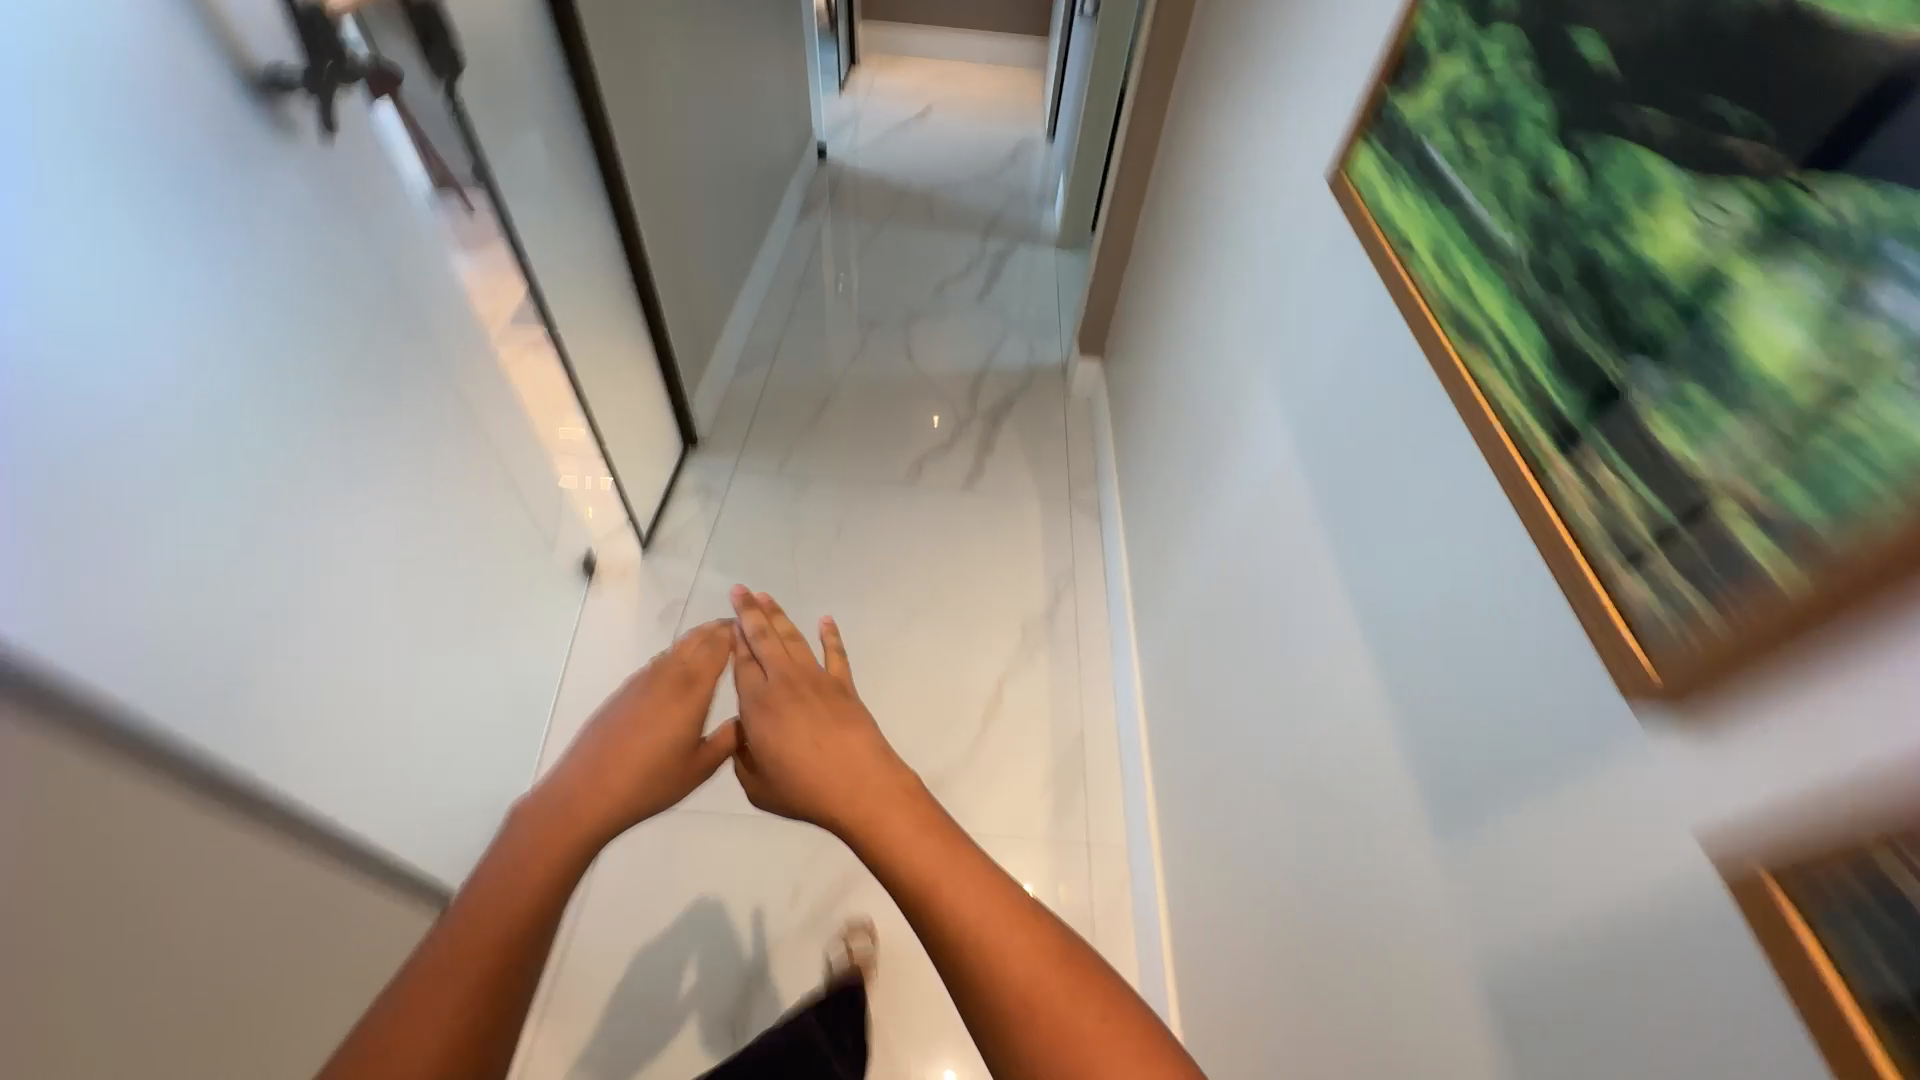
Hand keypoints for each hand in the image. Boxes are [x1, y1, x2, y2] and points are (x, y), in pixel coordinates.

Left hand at [530, 620, 740, 847]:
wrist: (586, 793)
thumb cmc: (650, 782)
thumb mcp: (701, 767)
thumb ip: (729, 740)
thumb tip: (748, 720)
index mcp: (692, 689)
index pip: (719, 645)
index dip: (736, 632)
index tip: (755, 628)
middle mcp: (668, 675)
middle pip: (697, 639)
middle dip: (720, 630)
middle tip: (741, 628)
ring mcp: (642, 681)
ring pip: (676, 648)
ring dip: (698, 640)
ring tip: (717, 644)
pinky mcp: (625, 692)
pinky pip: (660, 662)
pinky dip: (678, 656)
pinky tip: (682, 672)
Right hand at [728, 587, 920, 837]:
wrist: (859, 785)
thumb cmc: (803, 791)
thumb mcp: (756, 785)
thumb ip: (743, 758)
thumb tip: (742, 737)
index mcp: (757, 706)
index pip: (741, 664)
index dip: (734, 640)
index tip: (727, 620)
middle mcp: (784, 683)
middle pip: (763, 640)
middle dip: (749, 613)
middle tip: (740, 589)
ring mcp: (817, 681)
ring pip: (794, 639)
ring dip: (779, 616)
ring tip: (766, 596)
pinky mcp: (844, 686)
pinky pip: (836, 654)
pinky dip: (831, 636)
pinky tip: (825, 620)